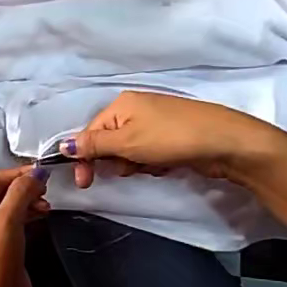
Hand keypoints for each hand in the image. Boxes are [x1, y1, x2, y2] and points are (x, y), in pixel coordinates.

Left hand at [0, 165, 50, 286]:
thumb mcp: (8, 220)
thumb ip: (21, 192)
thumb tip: (38, 171)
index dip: (19, 173)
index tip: (44, 171)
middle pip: (3, 191)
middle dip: (25, 188)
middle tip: (47, 189)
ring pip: (11, 205)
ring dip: (29, 201)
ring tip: (47, 205)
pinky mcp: (2, 243)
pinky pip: (16, 219)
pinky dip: (30, 213)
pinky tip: (44, 213)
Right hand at [59, 91, 281, 188]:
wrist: (225, 142)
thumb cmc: (171, 139)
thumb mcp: (126, 143)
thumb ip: (93, 145)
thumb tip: (62, 145)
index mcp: (121, 104)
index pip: (89, 133)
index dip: (84, 158)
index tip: (85, 182)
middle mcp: (135, 108)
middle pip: (108, 141)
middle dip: (113, 160)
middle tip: (127, 170)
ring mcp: (155, 121)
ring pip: (128, 149)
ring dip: (133, 163)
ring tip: (151, 166)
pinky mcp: (170, 135)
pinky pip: (147, 152)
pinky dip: (150, 162)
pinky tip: (164, 166)